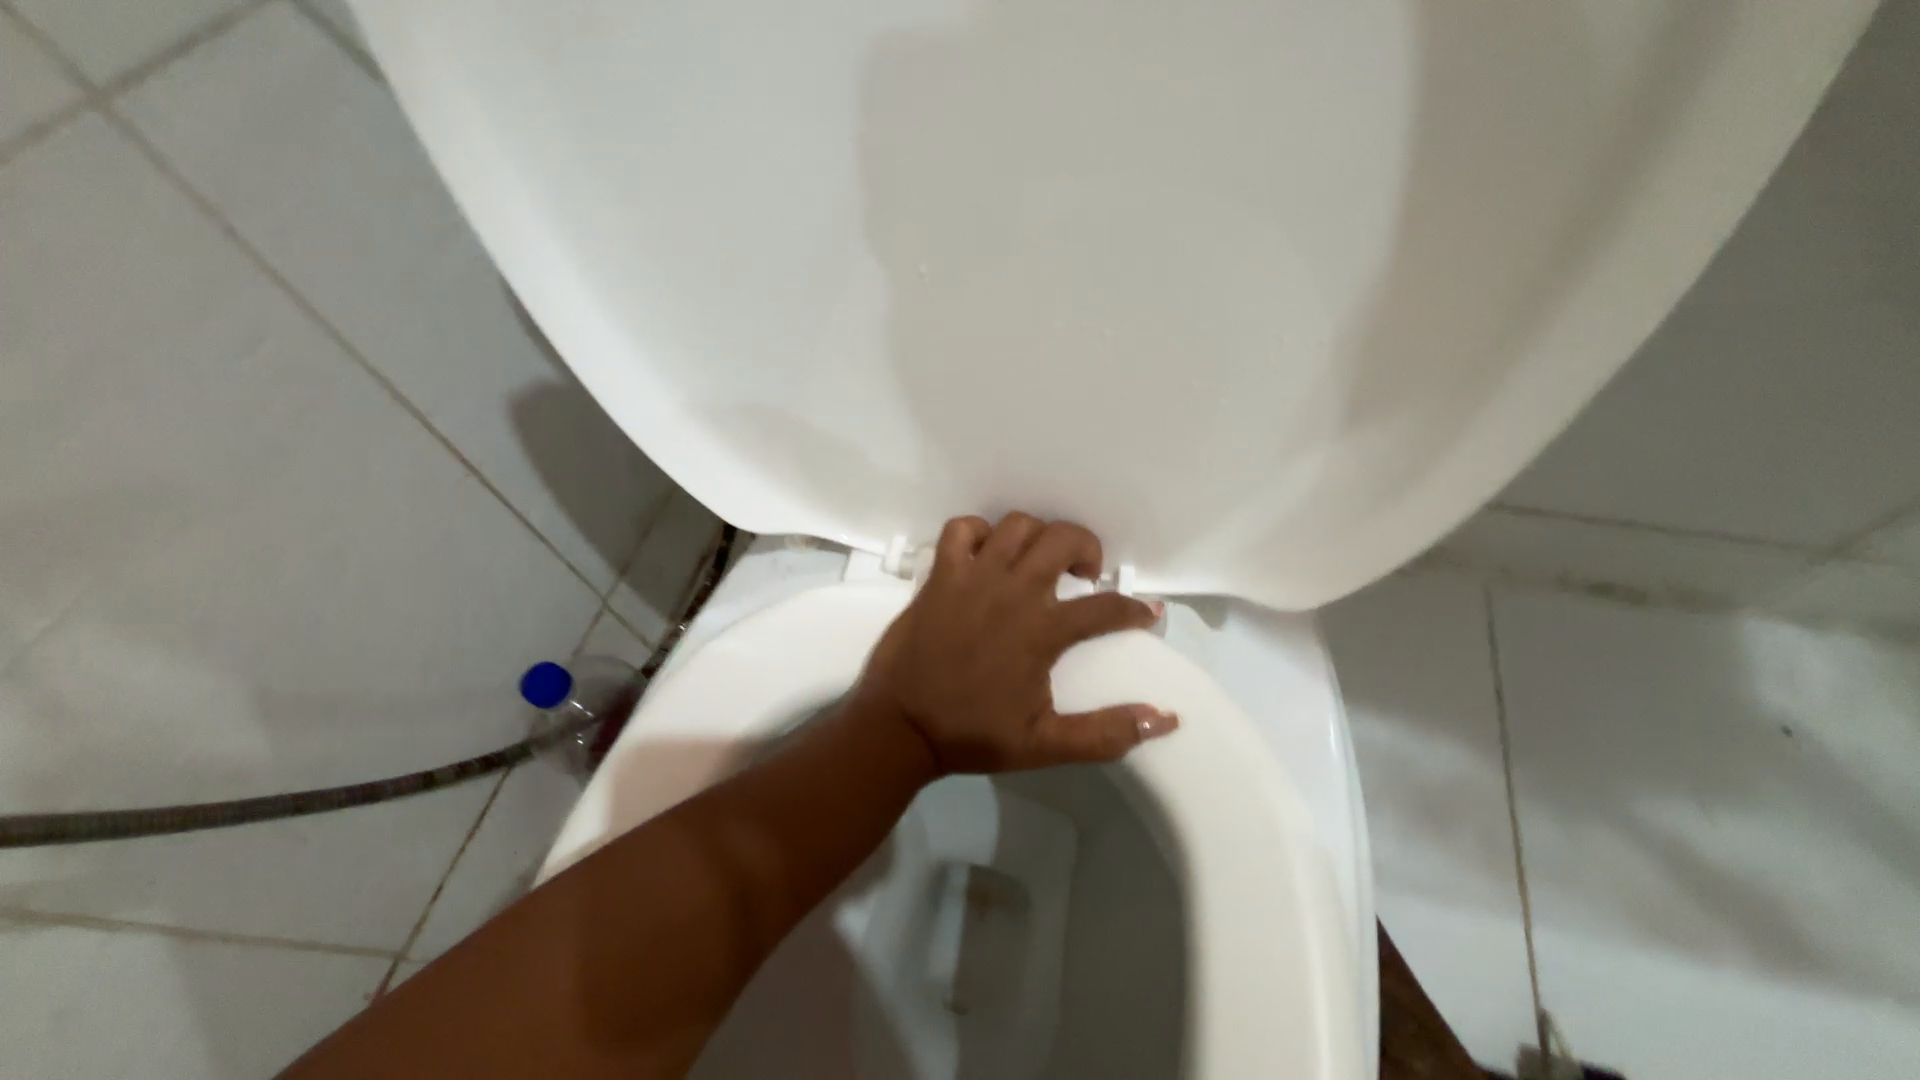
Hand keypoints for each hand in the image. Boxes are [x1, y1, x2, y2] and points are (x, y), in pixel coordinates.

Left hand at [853, 513, 1177, 774]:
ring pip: (1017, 526)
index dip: (1134, 610)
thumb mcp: (1046, 745)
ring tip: (1039, 562)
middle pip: (1063, 539)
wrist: (900, 727)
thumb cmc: (973, 735)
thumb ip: (1106, 733)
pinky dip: (978, 532)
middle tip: (1084, 576)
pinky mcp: (938, 576)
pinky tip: (987, 555)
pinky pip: (960, 529)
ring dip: (1038, 536)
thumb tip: (1164, 719)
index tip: (1146, 615)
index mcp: (1040, 631)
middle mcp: (1010, 592)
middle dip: (1087, 547)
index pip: (1105, 608)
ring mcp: (971, 578)